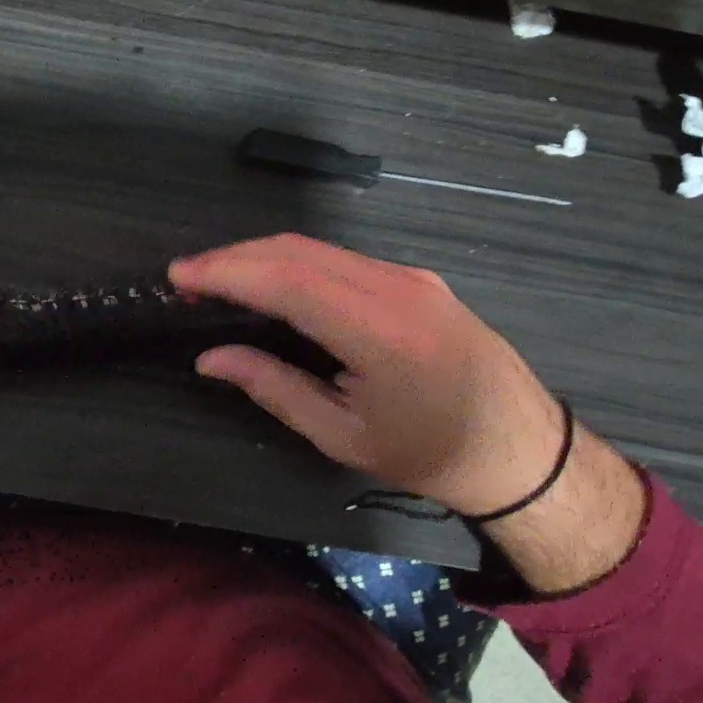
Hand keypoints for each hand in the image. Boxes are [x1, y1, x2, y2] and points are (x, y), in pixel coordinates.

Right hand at [169, 234, 563, 516]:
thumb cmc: (430, 454)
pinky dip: (293, 264)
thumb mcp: (343, 435)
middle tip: (187, 278)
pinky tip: (270, 283)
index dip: (227, 272)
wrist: (523, 448)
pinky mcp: (415, 279)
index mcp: (380, 332)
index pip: (287, 281)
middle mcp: (396, 288)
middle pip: (298, 251)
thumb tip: (211, 358)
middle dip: (235, 257)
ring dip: (261, 256)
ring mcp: (410, 277)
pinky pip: (341, 259)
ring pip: (318, 249)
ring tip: (217, 279)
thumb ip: (273, 388)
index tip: (179, 276)